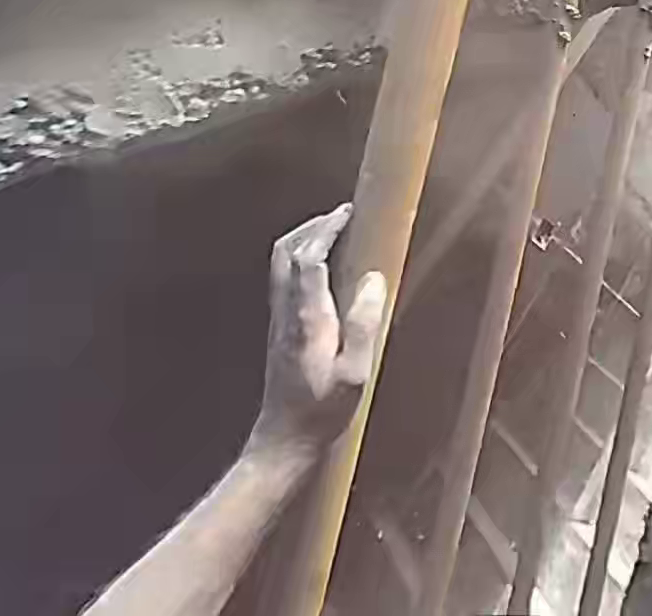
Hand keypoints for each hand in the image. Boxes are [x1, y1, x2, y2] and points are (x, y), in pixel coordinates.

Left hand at [249, 204, 386, 456]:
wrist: (283, 440)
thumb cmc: (323, 410)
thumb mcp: (355, 373)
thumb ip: (363, 324)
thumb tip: (373, 279)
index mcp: (307, 316)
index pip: (309, 257)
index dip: (326, 229)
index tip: (348, 213)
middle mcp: (286, 309)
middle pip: (287, 250)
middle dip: (313, 226)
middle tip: (341, 216)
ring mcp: (278, 316)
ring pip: (280, 261)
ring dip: (304, 238)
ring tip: (332, 231)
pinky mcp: (278, 325)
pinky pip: (284, 275)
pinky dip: (301, 256)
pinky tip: (322, 264)